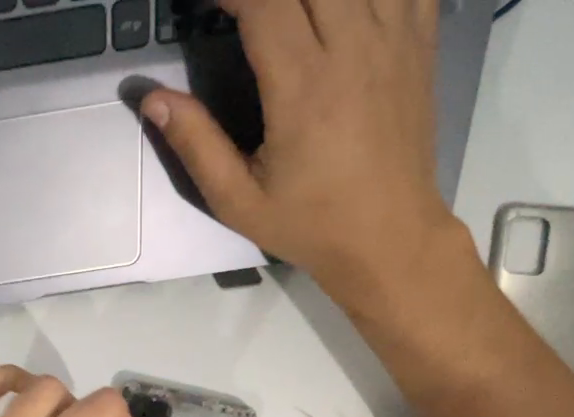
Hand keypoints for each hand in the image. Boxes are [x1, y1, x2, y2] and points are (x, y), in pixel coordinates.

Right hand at [140, 0, 464, 305]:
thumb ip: (196, 144)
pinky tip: (339, 6)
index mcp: (304, 88)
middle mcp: (355, 49)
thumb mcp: (237, 200)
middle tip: (237, 5)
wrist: (388, 236)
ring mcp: (395, 39)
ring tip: (283, 7)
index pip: (265, 4)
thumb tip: (153, 100)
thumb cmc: (308, 223)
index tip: (205, 2)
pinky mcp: (420, 41)